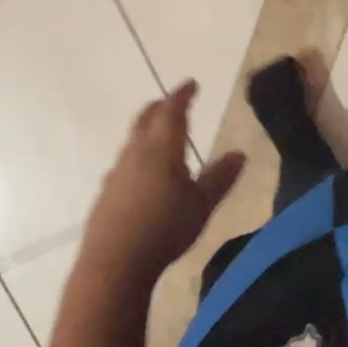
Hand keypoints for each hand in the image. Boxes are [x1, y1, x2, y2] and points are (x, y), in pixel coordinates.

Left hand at [80, 81, 244, 281]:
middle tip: (173, 102)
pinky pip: (126, 163)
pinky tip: (145, 174)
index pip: (172, 112)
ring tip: (162, 136)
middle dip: (161, 107)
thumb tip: (240, 154)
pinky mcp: (107, 193)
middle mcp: (135, 154)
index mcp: (162, 150)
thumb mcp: (202, 205)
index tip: (191, 84)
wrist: (114, 261)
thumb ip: (220, 178)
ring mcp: (117, 173)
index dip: (182, 96)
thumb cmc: (165, 229)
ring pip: (133, 141)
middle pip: (146, 120)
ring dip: (148, 131)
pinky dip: (139, 155)